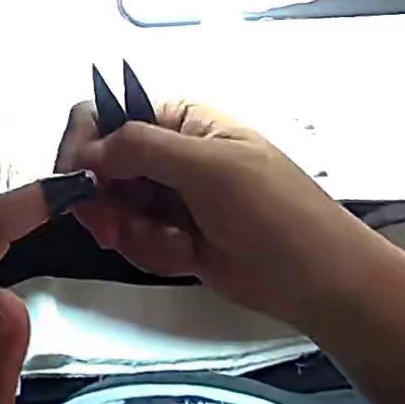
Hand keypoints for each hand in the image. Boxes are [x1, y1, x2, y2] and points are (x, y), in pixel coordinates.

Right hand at [54, 98, 394, 328]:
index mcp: (175, 120)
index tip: (75, 179)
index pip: (104, 114)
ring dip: (130, 230)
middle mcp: (164, 152)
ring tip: (171, 246)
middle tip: (107, 228)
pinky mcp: (167, 232)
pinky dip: (149, 250)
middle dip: (103, 199)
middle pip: (97, 164)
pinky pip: (129, 236)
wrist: (329, 289)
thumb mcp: (211, 168)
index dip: (83, 143)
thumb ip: (141, 148)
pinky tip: (184, 256)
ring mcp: (164, 194)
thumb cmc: (277, 214)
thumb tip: (83, 154)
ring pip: (109, 205)